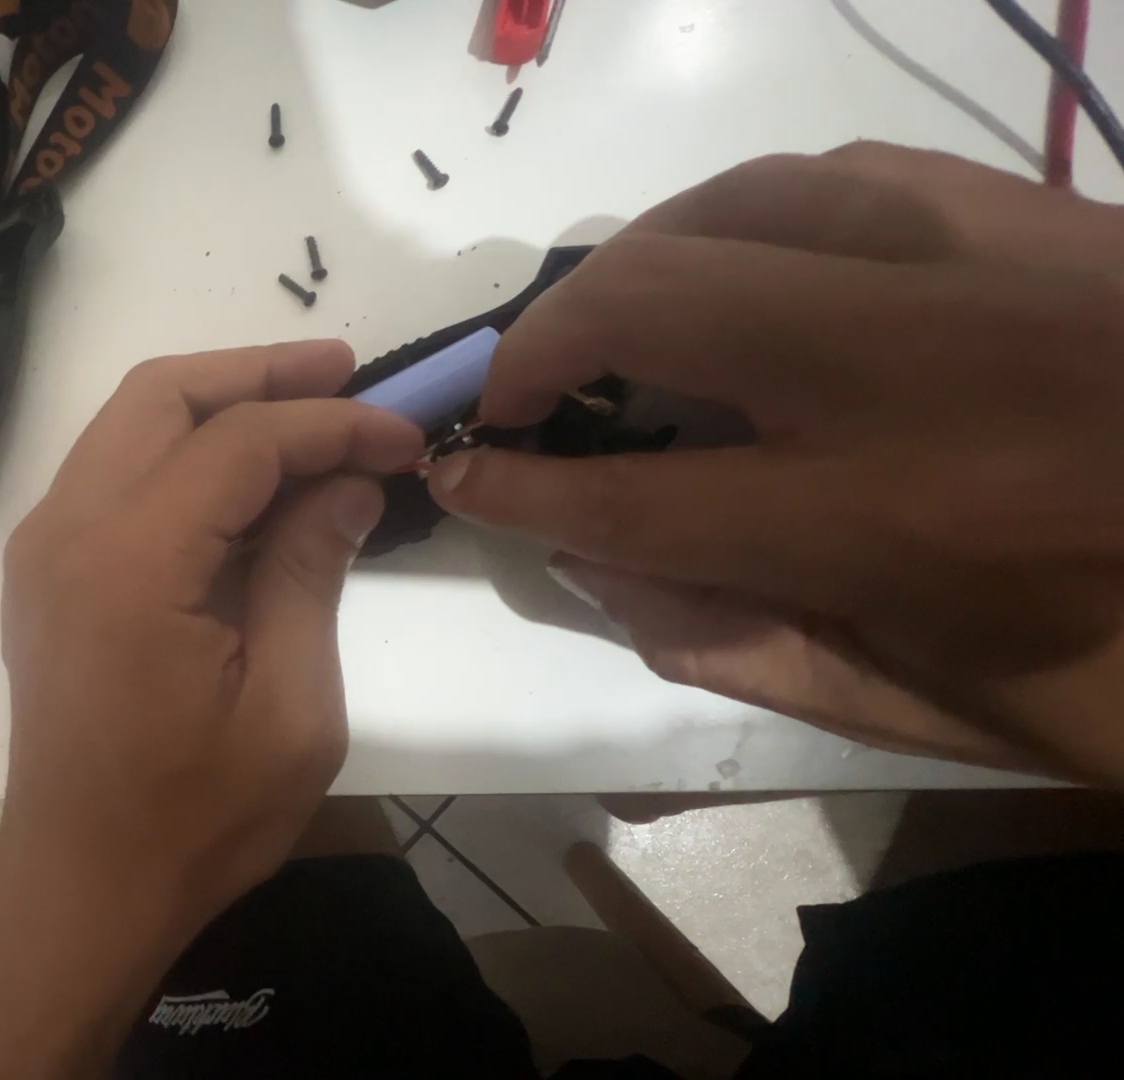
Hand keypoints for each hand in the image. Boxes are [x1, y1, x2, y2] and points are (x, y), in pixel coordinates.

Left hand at [0, 343, 417, 1078]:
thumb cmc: (195, 818)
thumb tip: (346, 483)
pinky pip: (114, 470)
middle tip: (344, 375)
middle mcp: (67, 530)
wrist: (83, 882)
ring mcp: (43, 546)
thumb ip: (311, 571)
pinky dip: (181, 450)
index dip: (329, 424)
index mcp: (129, 564)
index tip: (400, 435)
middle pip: (162, 396)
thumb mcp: (290, 706)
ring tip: (306, 406)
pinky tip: (244, 475)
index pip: (238, 443)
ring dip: (218, 401)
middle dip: (260, 373)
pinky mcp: (44, 569)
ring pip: (129, 422)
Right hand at [429, 142, 1123, 785]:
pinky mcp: (1056, 217)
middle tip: (508, 398)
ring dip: (624, 267)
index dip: (514, 486)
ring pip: (737, 207)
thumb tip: (586, 558)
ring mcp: (1007, 268)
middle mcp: (937, 376)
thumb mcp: (912, 707)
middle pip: (656, 305)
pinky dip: (734, 219)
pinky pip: (838, 177)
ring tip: (595, 327)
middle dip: (539, 348)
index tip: (454, 473)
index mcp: (902, 528)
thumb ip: (718, 638)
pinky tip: (713, 271)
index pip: (631, 498)